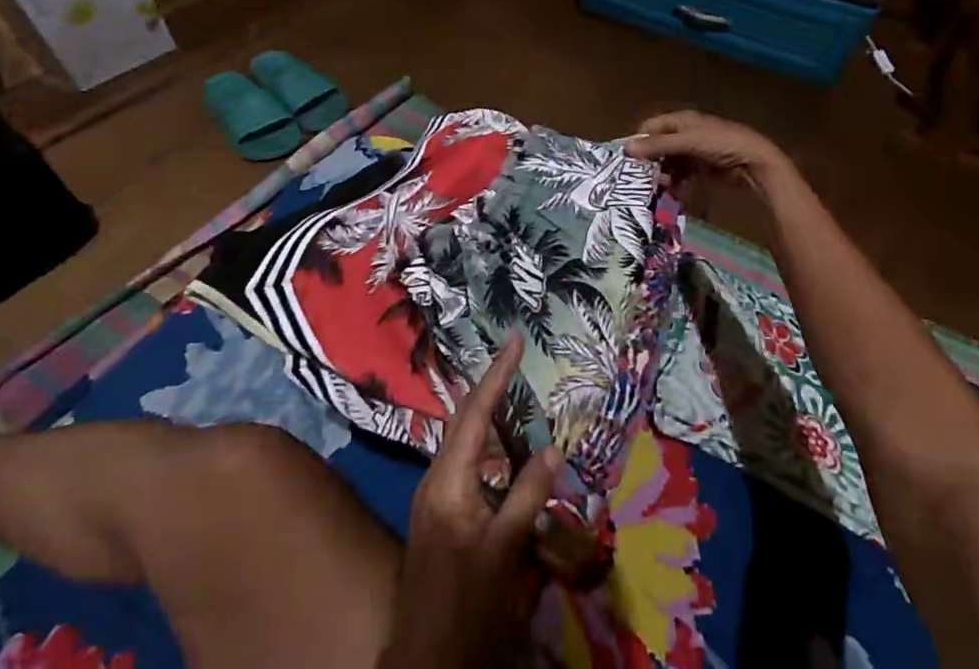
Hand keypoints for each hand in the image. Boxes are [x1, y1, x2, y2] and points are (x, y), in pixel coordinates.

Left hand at [379, 340, 559, 668]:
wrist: (426, 653)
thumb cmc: (465, 599)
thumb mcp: (504, 547)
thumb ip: (528, 494)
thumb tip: (552, 448)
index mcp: (449, 481)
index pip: (475, 414)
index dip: (497, 375)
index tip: (515, 341)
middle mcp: (436, 479)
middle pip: (465, 421)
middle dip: (491, 386)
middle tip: (517, 356)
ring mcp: (435, 496)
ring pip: (465, 441)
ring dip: (490, 414)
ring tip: (517, 391)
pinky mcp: (441, 512)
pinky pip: (468, 462)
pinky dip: (489, 445)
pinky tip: (509, 449)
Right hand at [624, 111, 792, 194]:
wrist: (755, 162)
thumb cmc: (721, 144)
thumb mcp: (688, 142)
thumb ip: (658, 145)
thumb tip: (626, 147)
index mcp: (682, 120)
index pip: (651, 127)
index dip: (639, 141)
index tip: (629, 162)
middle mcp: (686, 132)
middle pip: (659, 146)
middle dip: (651, 162)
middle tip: (642, 180)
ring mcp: (694, 150)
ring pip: (670, 163)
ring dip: (663, 175)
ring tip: (660, 189)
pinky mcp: (702, 167)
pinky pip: (682, 174)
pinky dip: (677, 182)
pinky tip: (675, 193)